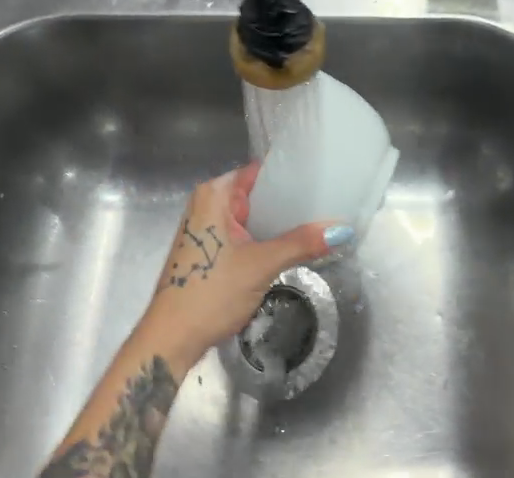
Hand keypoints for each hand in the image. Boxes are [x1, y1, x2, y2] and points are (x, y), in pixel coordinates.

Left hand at [139, 163, 351, 362]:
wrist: (171, 341)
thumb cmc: (210, 293)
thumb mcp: (261, 265)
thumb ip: (301, 243)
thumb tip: (342, 229)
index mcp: (215, 194)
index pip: (260, 171)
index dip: (290, 173)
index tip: (323, 176)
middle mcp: (209, 204)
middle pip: (258, 194)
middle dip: (290, 201)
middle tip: (329, 202)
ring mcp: (208, 229)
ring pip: (253, 217)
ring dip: (280, 223)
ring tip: (319, 221)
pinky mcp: (211, 252)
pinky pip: (246, 234)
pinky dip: (267, 239)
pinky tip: (293, 245)